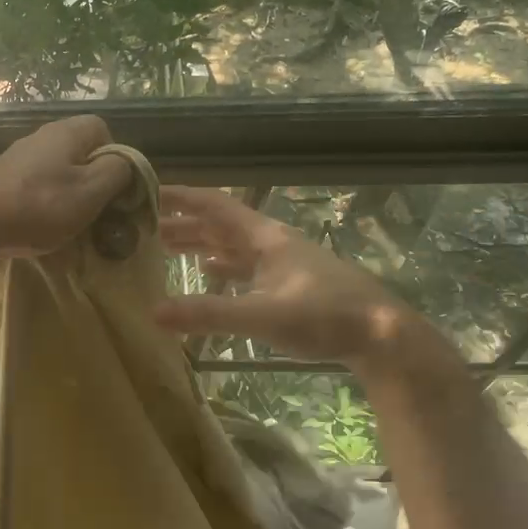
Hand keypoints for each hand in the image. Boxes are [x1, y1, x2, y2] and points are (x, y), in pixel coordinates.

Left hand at [0, 116, 134, 256]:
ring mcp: (16, 160)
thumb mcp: (92, 190)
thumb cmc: (39, 206)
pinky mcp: (0, 183)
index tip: (116, 190)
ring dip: (66, 201)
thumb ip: (118, 171)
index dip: (116, 160)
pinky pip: (33, 193)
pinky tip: (39, 233)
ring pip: (56, 177)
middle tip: (95, 214)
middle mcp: (40, 138)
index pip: (104, 131)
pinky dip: (42, 210)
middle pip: (79, 156)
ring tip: (69, 228)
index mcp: (67, 131)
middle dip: (91, 185)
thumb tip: (127, 163)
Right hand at [153, 186, 436, 371]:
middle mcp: (273, 245)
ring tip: (168, 247)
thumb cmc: (325, 316)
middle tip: (145, 227)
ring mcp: (283, 266)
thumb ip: (208, 314)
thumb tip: (153, 312)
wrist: (382, 336)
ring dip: (201, 244)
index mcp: (266, 239)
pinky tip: (211, 274)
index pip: (215, 207)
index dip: (182, 198)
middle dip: (184, 223)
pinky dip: (223, 268)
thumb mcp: (263, 315)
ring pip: (233, 246)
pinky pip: (247, 269)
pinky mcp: (291, 288)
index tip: (148, 191)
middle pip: (221, 226)